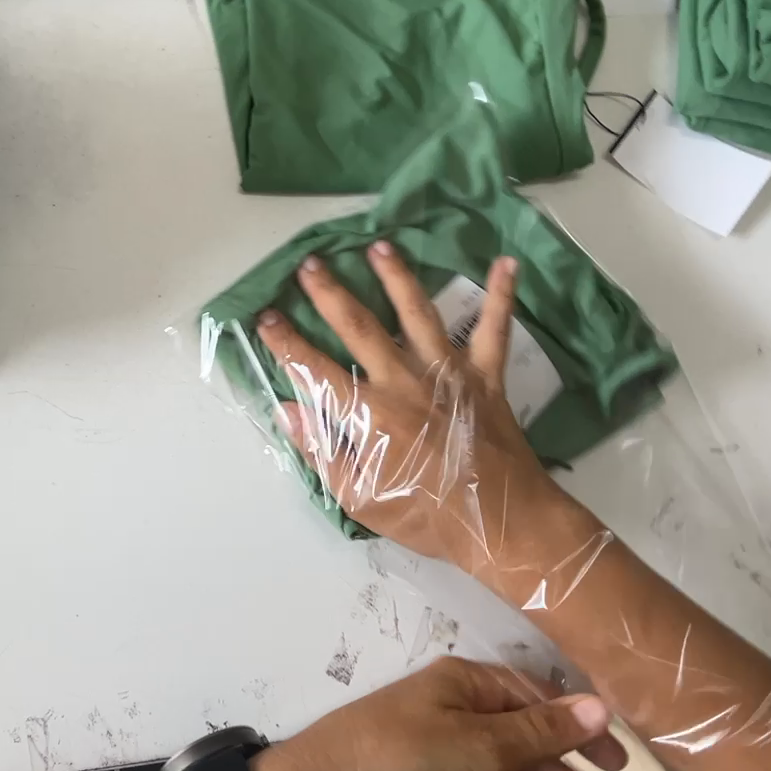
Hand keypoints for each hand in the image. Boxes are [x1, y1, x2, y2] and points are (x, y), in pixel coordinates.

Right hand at [255, 242, 569, 571]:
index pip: (315, 370)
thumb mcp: (361, 498)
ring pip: (417, 314)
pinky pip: (493, 329)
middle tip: (310, 265)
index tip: (265, 318)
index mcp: (371, 414)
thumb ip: (322, 451)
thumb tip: (288, 410)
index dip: (286, 343)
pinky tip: (505, 262)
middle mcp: (405, 381)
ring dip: (397, 277)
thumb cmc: (429, 516)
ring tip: (379, 246)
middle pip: (359, 327)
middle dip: (329, 294)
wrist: (505, 524)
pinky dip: (501, 296)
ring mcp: (449, 373)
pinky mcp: (485, 376)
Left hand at [257, 656, 632, 770]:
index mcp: (466, 684)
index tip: (620, 766)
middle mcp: (452, 709)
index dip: (578, 729)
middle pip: (523, 743)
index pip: (534, 699)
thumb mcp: (483, 743)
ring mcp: (434, 747)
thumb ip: (541, 730)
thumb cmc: (410, 756)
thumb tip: (599, 703)